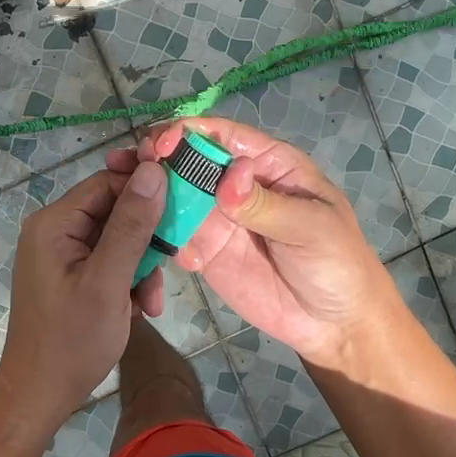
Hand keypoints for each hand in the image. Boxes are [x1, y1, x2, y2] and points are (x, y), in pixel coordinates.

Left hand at [0, 162, 167, 420]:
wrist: (40, 394)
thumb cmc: (72, 340)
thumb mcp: (109, 281)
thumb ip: (132, 225)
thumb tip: (154, 169)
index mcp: (54, 223)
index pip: (109, 182)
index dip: (147, 190)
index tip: (184, 209)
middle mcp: (54, 231)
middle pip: (116, 212)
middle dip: (146, 242)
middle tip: (169, 268)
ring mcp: (61, 256)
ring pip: (117, 241)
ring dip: (141, 269)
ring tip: (148, 305)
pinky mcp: (70, 277)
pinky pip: (108, 264)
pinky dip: (127, 283)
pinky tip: (136, 311)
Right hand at [107, 118, 398, 367]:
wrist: (335, 323)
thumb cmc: (337, 263)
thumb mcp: (312, 228)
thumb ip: (267, 204)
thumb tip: (230, 178)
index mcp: (268, 165)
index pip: (223, 137)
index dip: (189, 133)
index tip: (159, 143)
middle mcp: (236, 185)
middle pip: (189, 161)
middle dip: (157, 158)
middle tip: (125, 165)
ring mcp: (217, 218)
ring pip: (175, 196)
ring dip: (147, 193)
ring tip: (117, 196)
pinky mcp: (204, 251)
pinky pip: (174, 235)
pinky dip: (154, 234)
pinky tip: (138, 237)